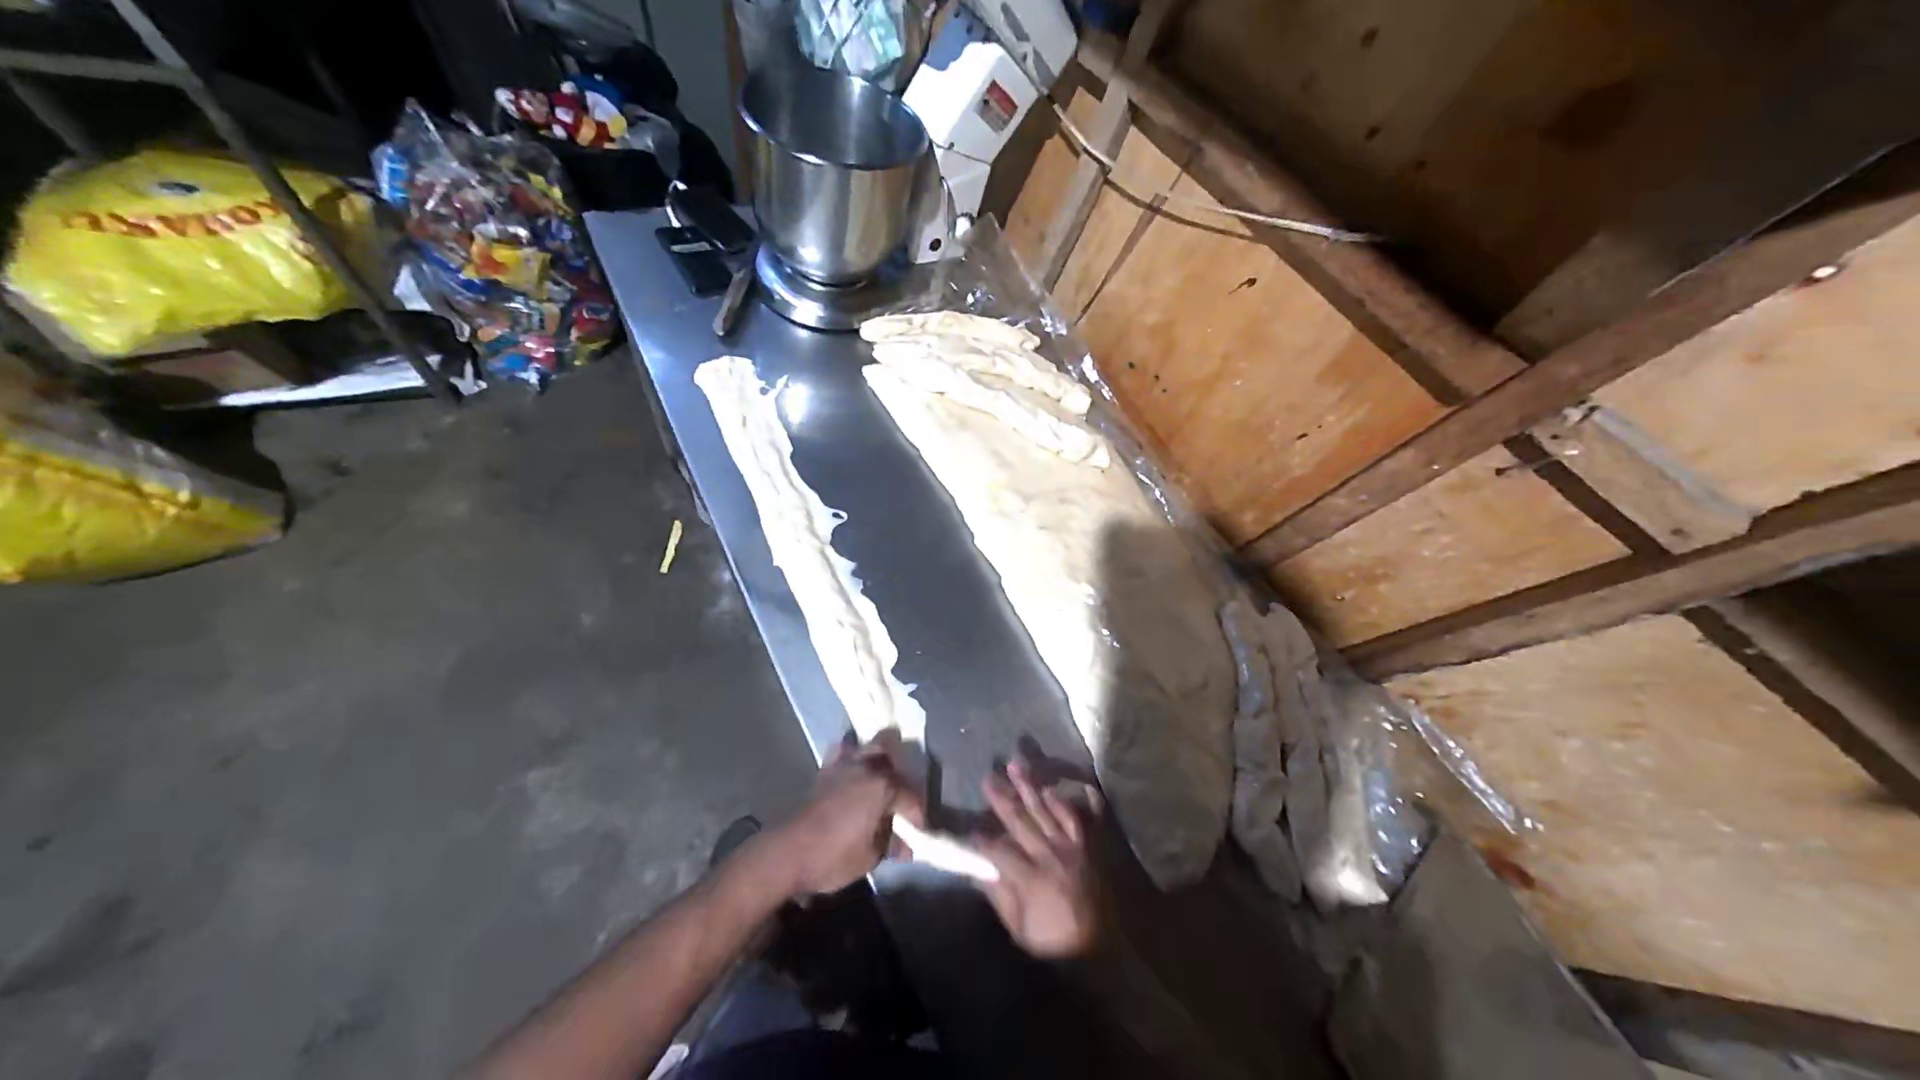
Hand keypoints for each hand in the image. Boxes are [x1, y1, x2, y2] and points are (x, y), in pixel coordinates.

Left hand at [765, 730, 922, 897]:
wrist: (788, 853)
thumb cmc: (834, 856)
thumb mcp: (871, 856)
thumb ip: (890, 843)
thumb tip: (903, 844)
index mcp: (883, 786)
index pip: (910, 797)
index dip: (917, 817)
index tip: (918, 835)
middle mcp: (866, 768)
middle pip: (892, 758)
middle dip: (900, 776)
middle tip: (900, 801)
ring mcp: (843, 766)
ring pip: (868, 748)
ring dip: (878, 759)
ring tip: (881, 779)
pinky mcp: (824, 772)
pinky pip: (842, 753)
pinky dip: (850, 755)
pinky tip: (852, 768)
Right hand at [977, 761, 1102, 957]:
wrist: (1103, 948)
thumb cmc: (1055, 943)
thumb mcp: (1020, 931)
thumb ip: (999, 897)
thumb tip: (979, 871)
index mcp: (1029, 879)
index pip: (998, 850)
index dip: (982, 838)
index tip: (970, 830)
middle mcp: (1049, 856)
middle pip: (1020, 820)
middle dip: (1001, 798)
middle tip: (987, 777)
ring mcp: (1070, 847)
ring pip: (1045, 810)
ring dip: (1029, 787)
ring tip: (1015, 764)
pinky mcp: (1087, 846)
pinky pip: (1074, 816)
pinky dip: (1062, 800)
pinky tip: (1049, 787)